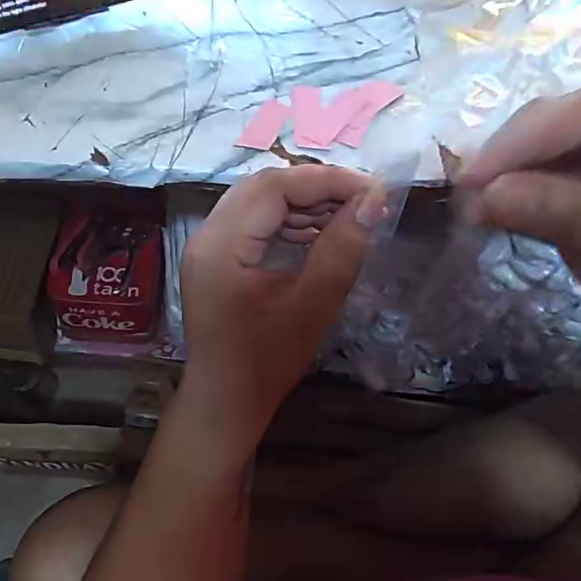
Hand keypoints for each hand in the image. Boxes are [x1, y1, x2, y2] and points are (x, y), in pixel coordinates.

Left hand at [180, 166, 386, 416]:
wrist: (225, 399)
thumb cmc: (266, 361)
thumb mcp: (312, 305)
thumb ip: (342, 248)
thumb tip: (374, 200)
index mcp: (220, 246)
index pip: (272, 187)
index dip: (325, 180)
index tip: (373, 191)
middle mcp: (205, 237)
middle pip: (261, 188)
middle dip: (314, 188)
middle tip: (362, 201)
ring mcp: (205, 247)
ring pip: (256, 203)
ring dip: (301, 204)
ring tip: (347, 218)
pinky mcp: (213, 259)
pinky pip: (250, 224)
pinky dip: (284, 222)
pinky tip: (317, 235)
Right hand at [457, 86, 580, 387]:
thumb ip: (569, 212)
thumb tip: (482, 192)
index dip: (528, 136)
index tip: (473, 174)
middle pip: (564, 130)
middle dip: (511, 156)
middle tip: (462, 191)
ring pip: (547, 164)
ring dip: (505, 181)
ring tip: (467, 209)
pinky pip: (545, 199)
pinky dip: (512, 205)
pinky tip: (485, 217)